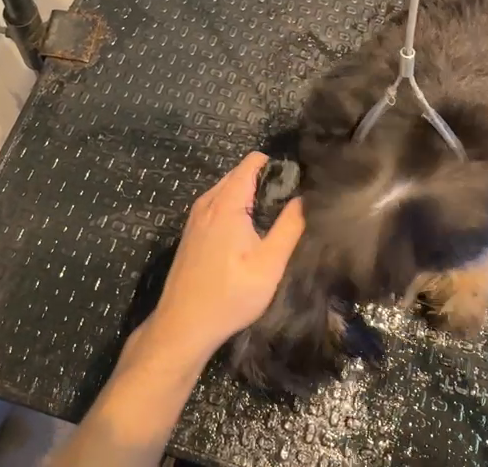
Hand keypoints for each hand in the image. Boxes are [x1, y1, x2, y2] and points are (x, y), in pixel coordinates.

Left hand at [139, 153, 305, 366]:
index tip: (297, 185)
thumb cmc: (229, 296)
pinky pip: (218, 205)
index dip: (277, 167)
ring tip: (273, 222)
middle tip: (290, 208)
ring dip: (251, 198)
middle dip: (266, 183)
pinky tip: (249, 236)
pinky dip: (236, 209)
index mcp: (226, 202)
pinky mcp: (192, 232)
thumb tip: (306, 197)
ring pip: (229, 190)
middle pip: (241, 173)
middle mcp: (208, 201)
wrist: (182, 327)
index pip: (252, 161)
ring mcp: (196, 216)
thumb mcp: (269, 264)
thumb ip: (290, 227)